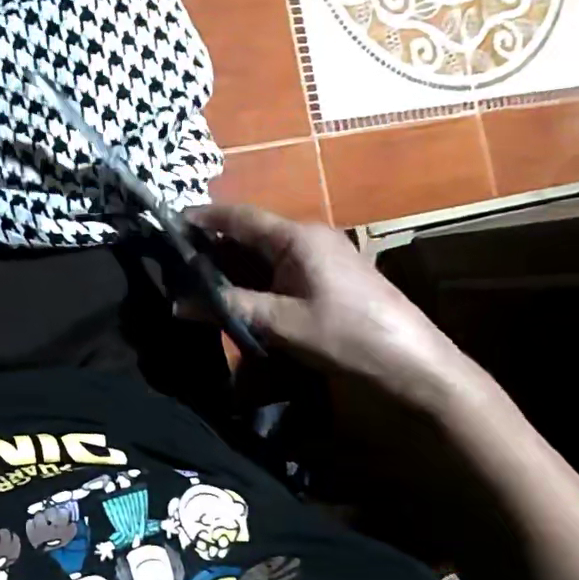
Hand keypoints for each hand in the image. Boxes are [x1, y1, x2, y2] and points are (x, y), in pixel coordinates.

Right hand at [183, 203, 474, 409]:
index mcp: (297, 237)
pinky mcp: (328, 279)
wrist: (411, 362)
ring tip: (195, 284)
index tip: (167, 226)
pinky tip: (236, 299)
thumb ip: (230, 307)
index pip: (239, 216)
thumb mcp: (282, 322)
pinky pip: (280, 271)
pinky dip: (254, 281)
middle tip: (174, 265)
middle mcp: (308, 238)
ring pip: (264, 255)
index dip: (202, 218)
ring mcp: (321, 258)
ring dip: (232, 269)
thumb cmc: (347, 334)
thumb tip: (179, 303)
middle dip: (212, 248)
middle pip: (250, 234)